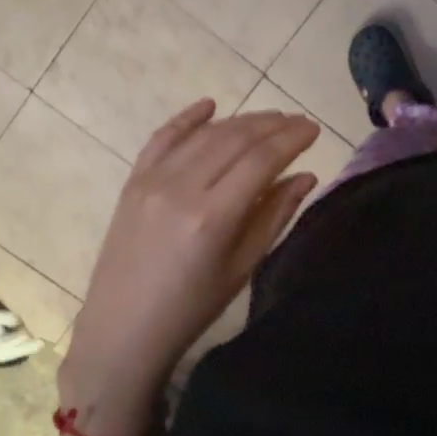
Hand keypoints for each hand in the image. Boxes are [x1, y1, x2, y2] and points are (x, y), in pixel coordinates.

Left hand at [59, 100, 319, 435]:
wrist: (122, 330)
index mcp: (212, 217)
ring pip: (205, 135)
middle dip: (272, 125)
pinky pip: (162, 138)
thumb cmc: (192, 308)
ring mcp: (151, 182)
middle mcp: (181, 189)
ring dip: (241, 121)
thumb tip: (306, 175)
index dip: (292, 139)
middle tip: (299, 121)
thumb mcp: (242, 267)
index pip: (261, 160)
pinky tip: (212, 105)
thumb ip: (274, 216)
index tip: (313, 129)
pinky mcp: (133, 183)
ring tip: (271, 118)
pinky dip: (188, 119)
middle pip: (235, 139)